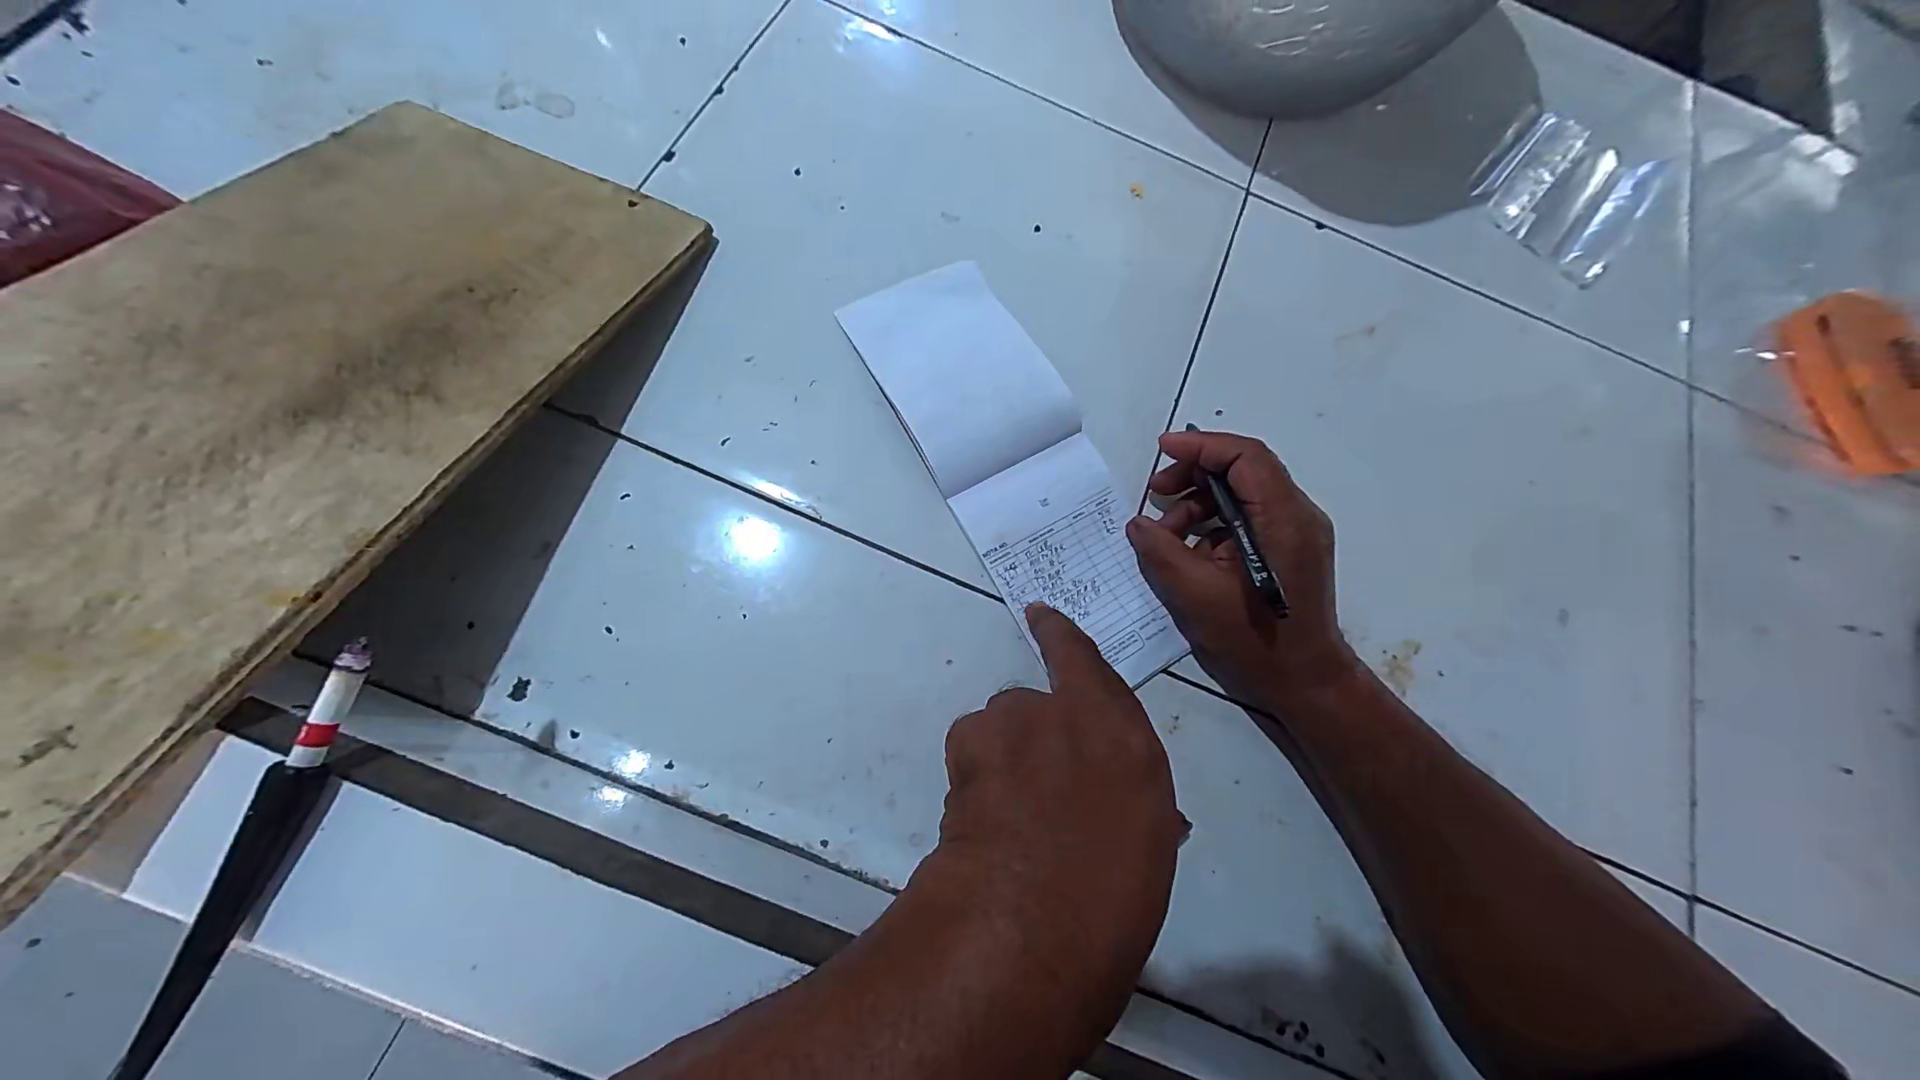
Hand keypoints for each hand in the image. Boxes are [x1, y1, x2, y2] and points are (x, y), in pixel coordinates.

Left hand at [935, 604, 1183, 1017]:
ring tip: (1004, 813)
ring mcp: (1019, 721)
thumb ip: (1130, 801)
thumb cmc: (1110, 901)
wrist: (1031, 918)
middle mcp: (1073, 714)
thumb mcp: (1142, 850)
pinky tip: (978, 816)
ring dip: (999, 755)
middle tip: (1032, 792)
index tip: (1041, 615)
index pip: (1090, 665)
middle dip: (1031, 737)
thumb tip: (1123, 802)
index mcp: (1127, 740)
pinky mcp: (973, 739)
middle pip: (1037, 704)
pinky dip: (974, 772)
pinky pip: (973, 747)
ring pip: (999, 725)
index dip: (1061, 637)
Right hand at [1127, 429, 1357, 706]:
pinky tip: (1187, 551)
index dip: (1202, 446)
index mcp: (1282, 520)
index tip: (1162, 450)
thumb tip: (1139, 524)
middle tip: (1155, 493)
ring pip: (1243, 494)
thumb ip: (1160, 551)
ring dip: (1199, 503)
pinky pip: (1247, 519)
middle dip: (1194, 474)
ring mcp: (1295, 533)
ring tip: (1165, 533)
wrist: (1302, 682)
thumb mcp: (1193, 595)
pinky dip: (1213, 524)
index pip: (1246, 457)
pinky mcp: (1287, 550)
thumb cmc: (1253, 641)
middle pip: (1244, 469)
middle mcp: (1296, 517)